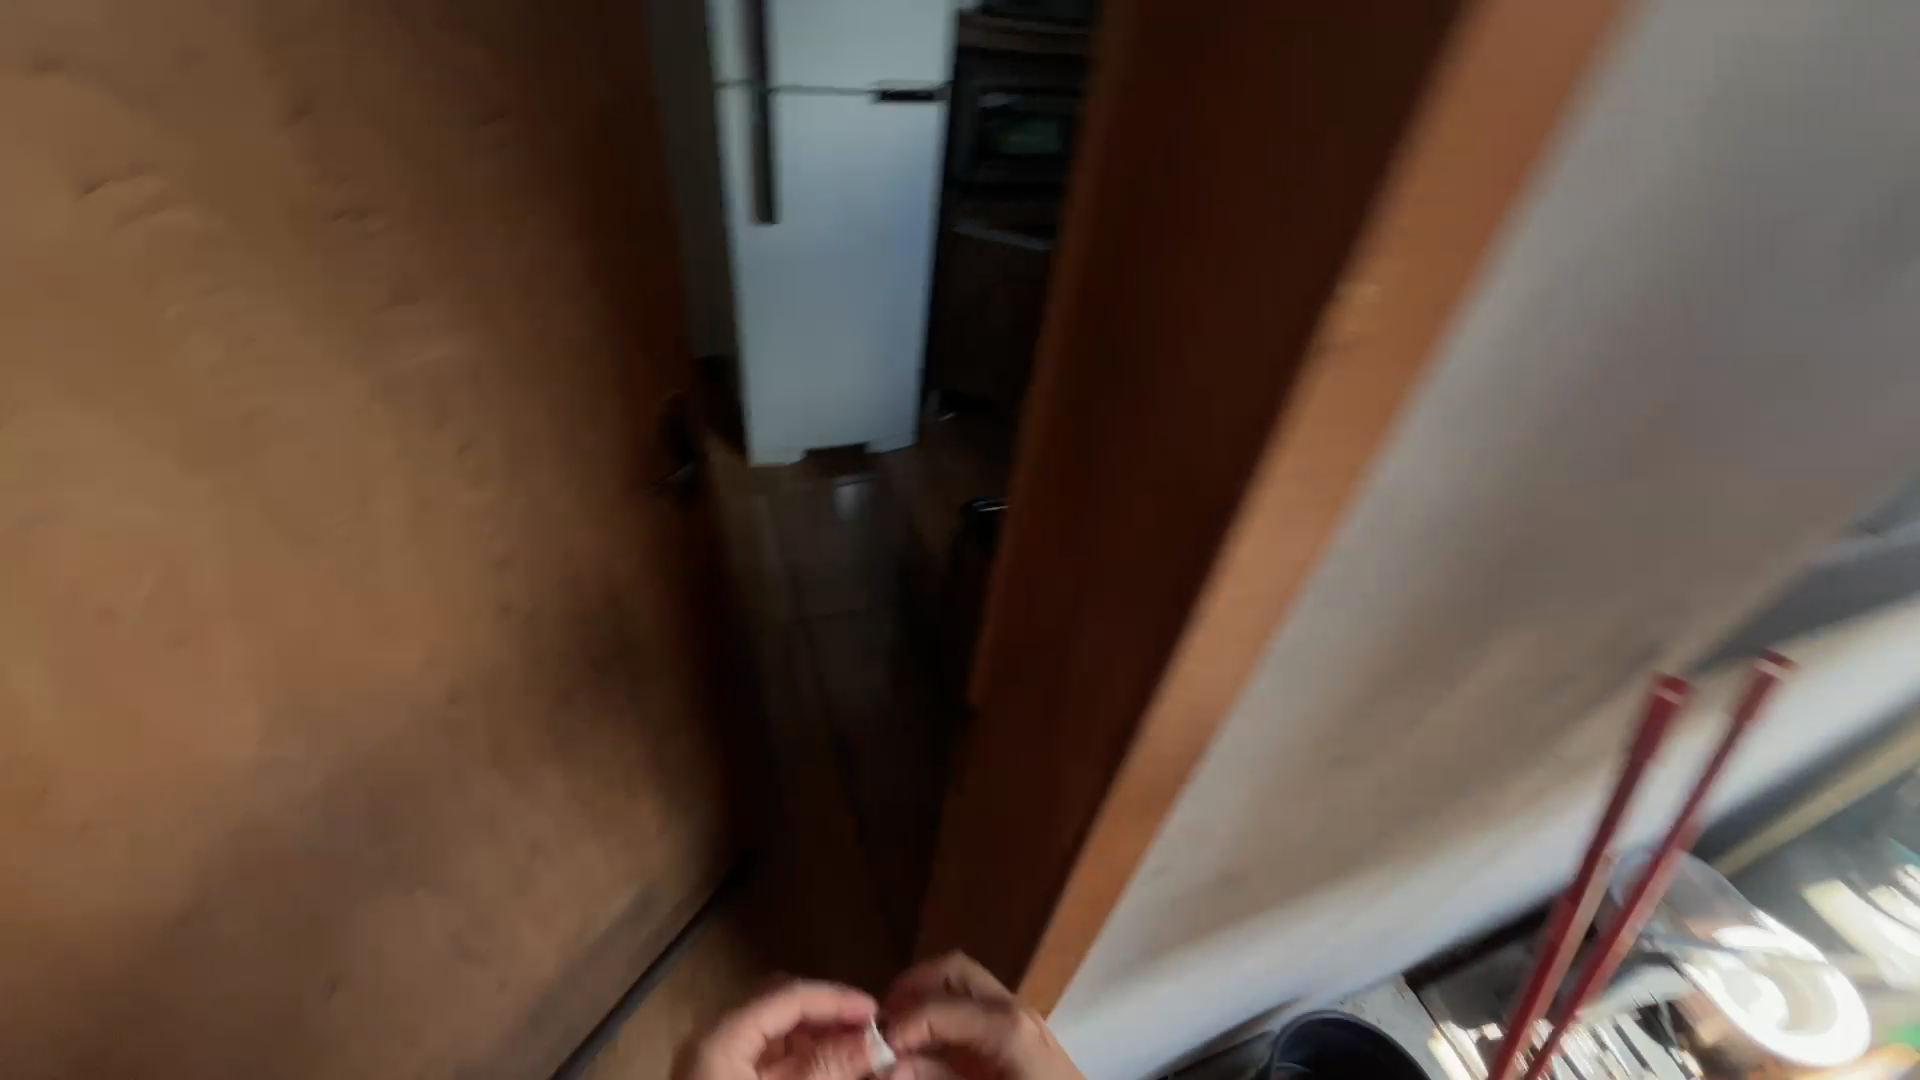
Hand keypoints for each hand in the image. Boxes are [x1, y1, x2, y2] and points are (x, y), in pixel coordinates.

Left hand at [676, 980, 882, 1079]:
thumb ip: (829, 1068)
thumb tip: (875, 1040)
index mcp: (722, 1038)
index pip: (788, 995)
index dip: (836, 999)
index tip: (875, 1012)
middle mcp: (715, 1041)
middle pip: (778, 1005)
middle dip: (825, 1013)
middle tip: (866, 1029)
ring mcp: (716, 1066)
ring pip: (773, 1031)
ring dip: (814, 1036)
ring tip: (853, 1051)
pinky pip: (766, 1060)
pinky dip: (798, 1060)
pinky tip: (827, 1070)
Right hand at [882, 953, 1085, 1079]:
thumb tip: (890, 1066)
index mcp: (1008, 1028)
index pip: (943, 1006)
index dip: (904, 1022)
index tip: (877, 1043)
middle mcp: (1014, 1008)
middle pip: (955, 969)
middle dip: (914, 986)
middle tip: (885, 1019)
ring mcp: (1020, 1014)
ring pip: (965, 980)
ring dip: (928, 995)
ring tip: (900, 1028)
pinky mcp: (1021, 1028)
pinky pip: (975, 1004)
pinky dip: (945, 1012)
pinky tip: (929, 1042)